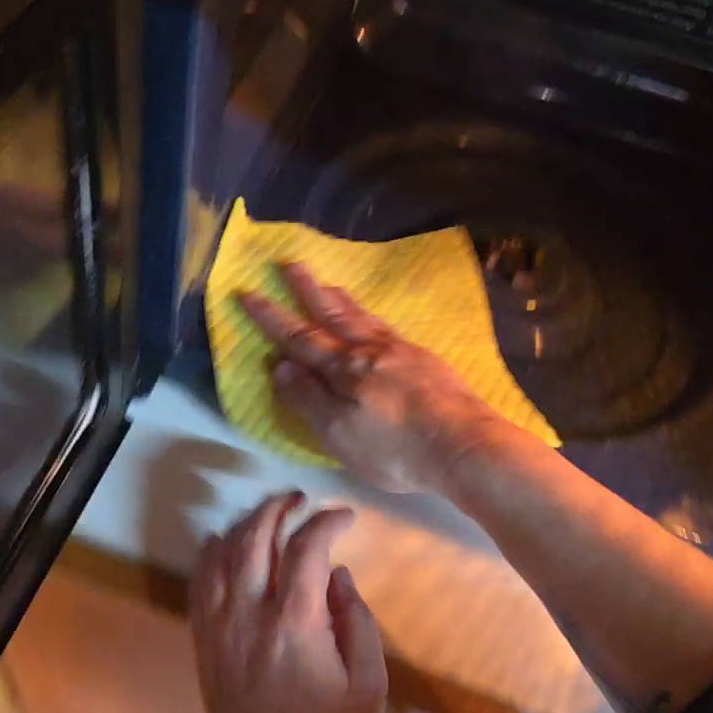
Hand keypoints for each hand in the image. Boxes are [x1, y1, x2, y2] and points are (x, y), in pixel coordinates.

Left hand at [190, 493, 387, 712]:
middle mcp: (249, 614)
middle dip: (278, 507)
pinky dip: (208, 557)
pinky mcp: (203, 646)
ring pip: (222, 555)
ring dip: (243, 524)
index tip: (346, 516)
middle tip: (299, 498)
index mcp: (296, 622)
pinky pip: (198, 587)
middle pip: (256, 537)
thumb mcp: (368, 686)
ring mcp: (219, 629)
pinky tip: (219, 544)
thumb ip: (358, 621)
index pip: (308, 547)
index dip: (328, 521)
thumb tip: (339, 576)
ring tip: (267, 514)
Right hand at [238, 263, 502, 493]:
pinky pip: (388, 328)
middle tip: (290, 264)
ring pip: (363, 318)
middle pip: (333, 315)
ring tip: (328, 283)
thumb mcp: (338, 433)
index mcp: (344, 369)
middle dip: (308, 291)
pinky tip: (374, 322)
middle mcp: (370, 351)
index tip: (249, 293)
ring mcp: (402, 352)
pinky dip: (371, 317)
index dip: (272, 318)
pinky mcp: (427, 362)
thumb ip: (308, 398)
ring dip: (340, 300)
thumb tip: (280, 365)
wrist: (463, 446)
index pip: (299, 338)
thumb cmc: (394, 449)